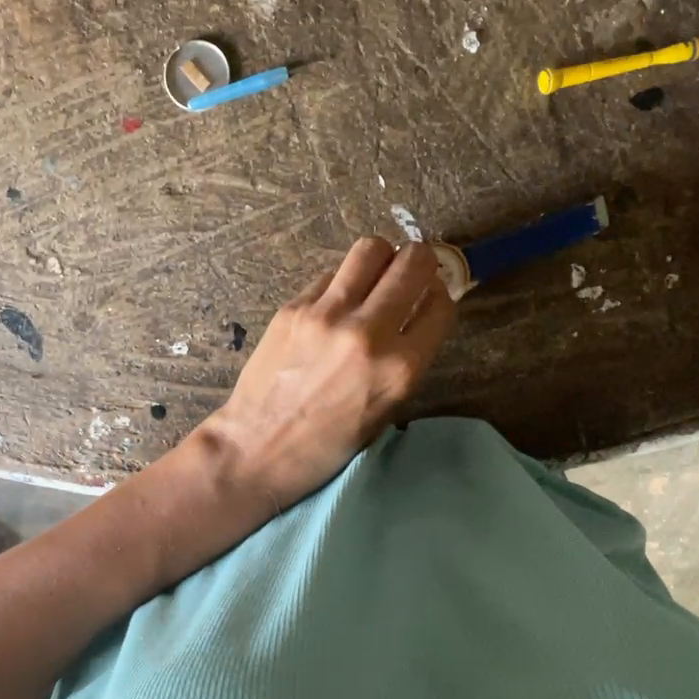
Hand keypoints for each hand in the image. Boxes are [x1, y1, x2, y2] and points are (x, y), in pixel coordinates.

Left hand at [197, 238, 453, 508]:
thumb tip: (418, 309)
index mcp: (399, 369)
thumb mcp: (384, 411)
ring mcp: (326, 315)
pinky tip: (333, 306)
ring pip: (370, 250)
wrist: (257, 448)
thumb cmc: (326, 445)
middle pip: (413, 262)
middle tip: (410, 274)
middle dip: (419, 263)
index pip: (441, 305)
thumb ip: (407, 359)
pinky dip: (340, 284)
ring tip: (374, 279)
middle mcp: (368, 333)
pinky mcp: (292, 308)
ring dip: (381, 258)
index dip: (439, 297)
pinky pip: (329, 275)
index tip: (429, 299)